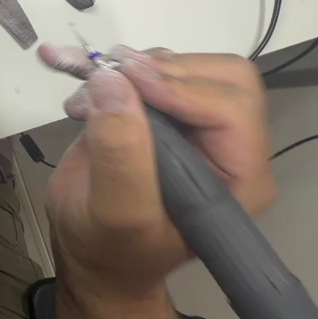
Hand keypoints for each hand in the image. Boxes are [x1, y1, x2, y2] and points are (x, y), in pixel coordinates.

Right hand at [36, 46, 275, 302]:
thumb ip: (121, 152)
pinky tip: (78, 82)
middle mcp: (224, 146)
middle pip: (219, 77)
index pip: (231, 108)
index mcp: (239, 176)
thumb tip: (110, 81)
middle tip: (111, 74)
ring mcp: (189, 127)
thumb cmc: (110, 246)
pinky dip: (109, 68)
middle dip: (162, 68)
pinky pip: (146, 72)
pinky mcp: (155, 115)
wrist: (87, 252)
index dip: (180, 87)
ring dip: (130, 67)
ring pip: (181, 66)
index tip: (124, 79)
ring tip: (85, 91)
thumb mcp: (117, 211)